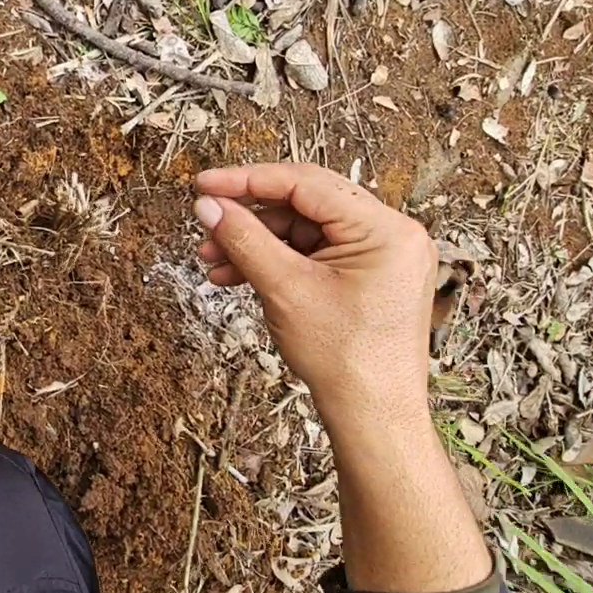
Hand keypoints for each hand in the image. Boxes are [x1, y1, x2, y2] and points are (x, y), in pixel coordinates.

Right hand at [194, 163, 438, 431]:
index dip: (247, 180)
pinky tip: (235, 275)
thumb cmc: (343, 356)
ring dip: (253, 242)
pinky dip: (272, 260)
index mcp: (384, 230)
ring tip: (213, 262)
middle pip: (303, 204)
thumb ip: (243, 238)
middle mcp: (389, 234)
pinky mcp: (364, 275)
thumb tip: (207, 205)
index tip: (203, 184)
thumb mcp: (283, 288)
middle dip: (248, 216)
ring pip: (300, 229)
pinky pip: (309, 252)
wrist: (372, 413)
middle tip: (205, 223)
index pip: (305, 184)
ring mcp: (379, 255)